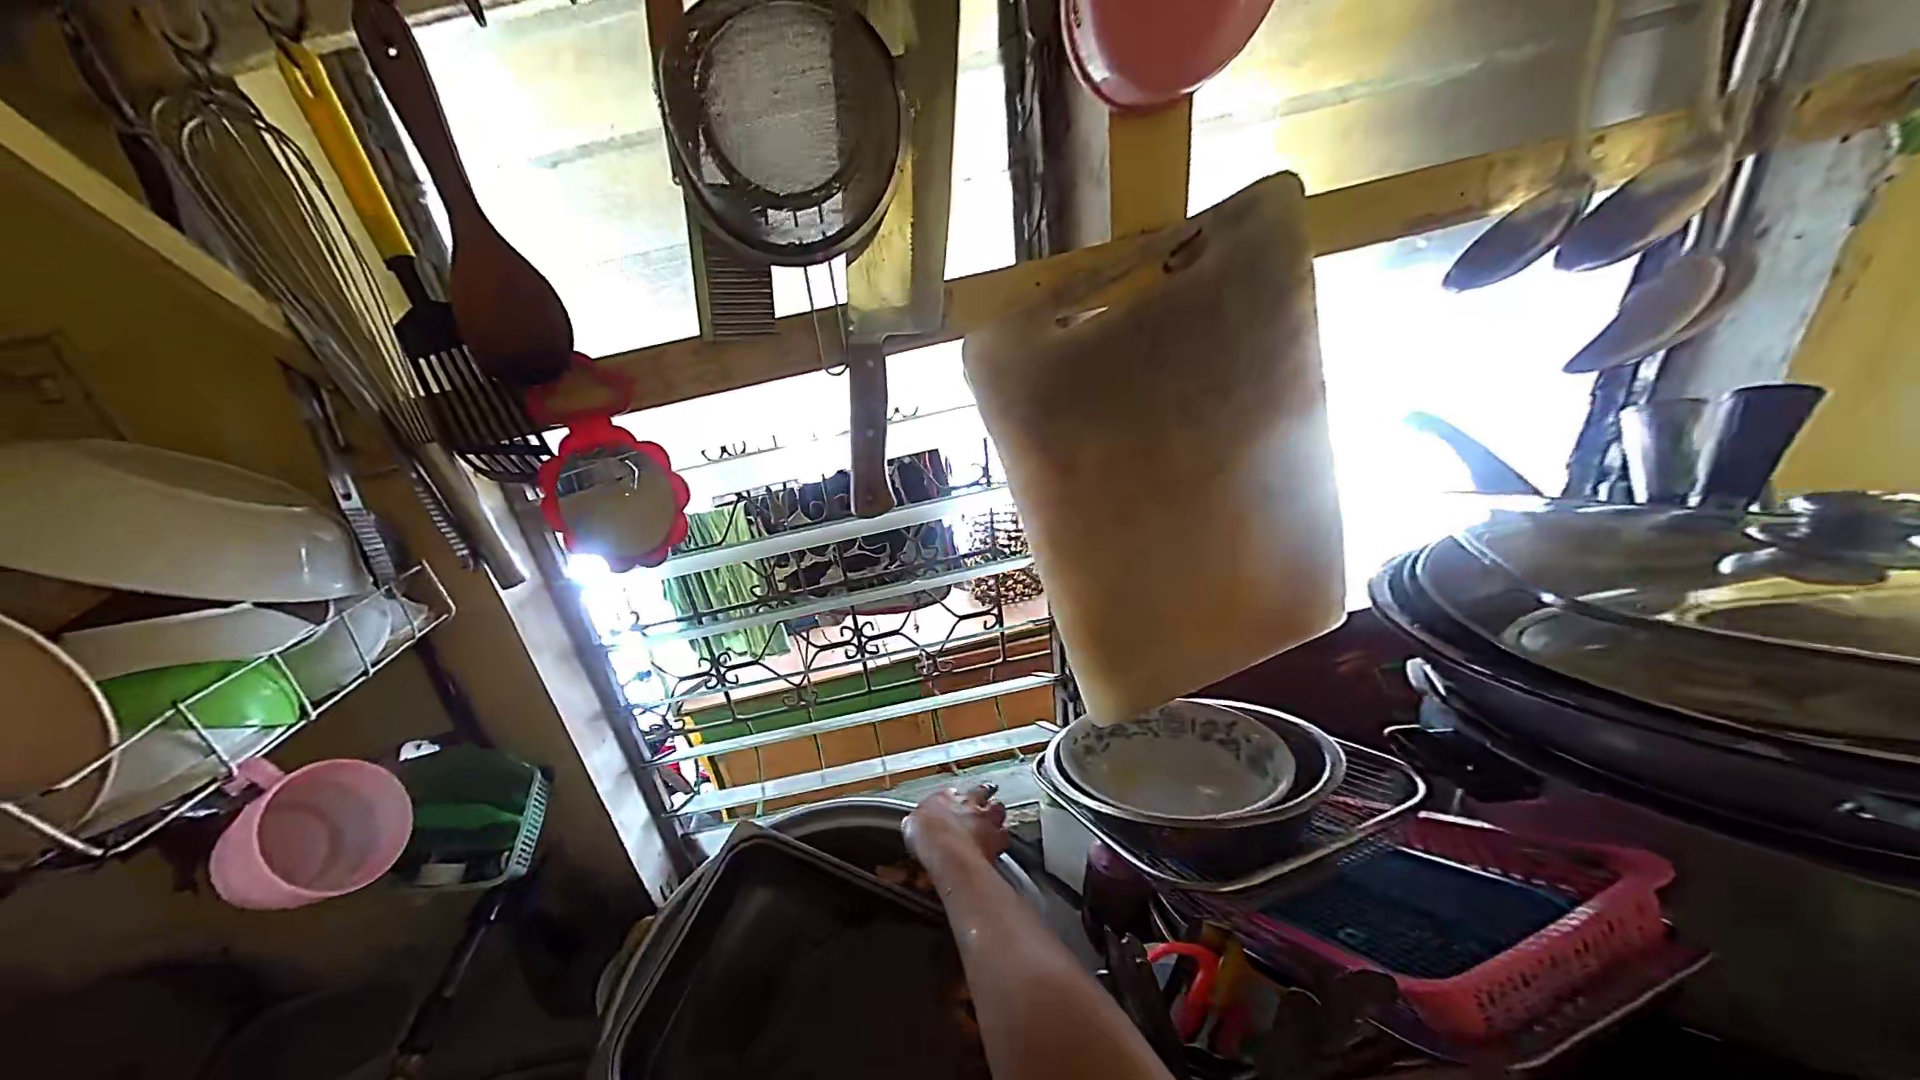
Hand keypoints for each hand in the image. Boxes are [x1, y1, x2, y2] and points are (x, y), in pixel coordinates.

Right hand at [904, 783, 1008, 867]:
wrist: (948, 851)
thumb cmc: (928, 838)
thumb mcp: (912, 826)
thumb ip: (917, 821)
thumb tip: (913, 824)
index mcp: (945, 797)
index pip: (951, 792)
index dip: (953, 797)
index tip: (952, 802)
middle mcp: (968, 802)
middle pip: (980, 791)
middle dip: (982, 793)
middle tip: (983, 795)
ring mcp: (984, 817)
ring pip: (997, 807)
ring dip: (996, 812)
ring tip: (995, 817)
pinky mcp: (997, 835)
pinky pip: (1003, 833)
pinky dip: (1002, 837)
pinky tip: (1000, 843)